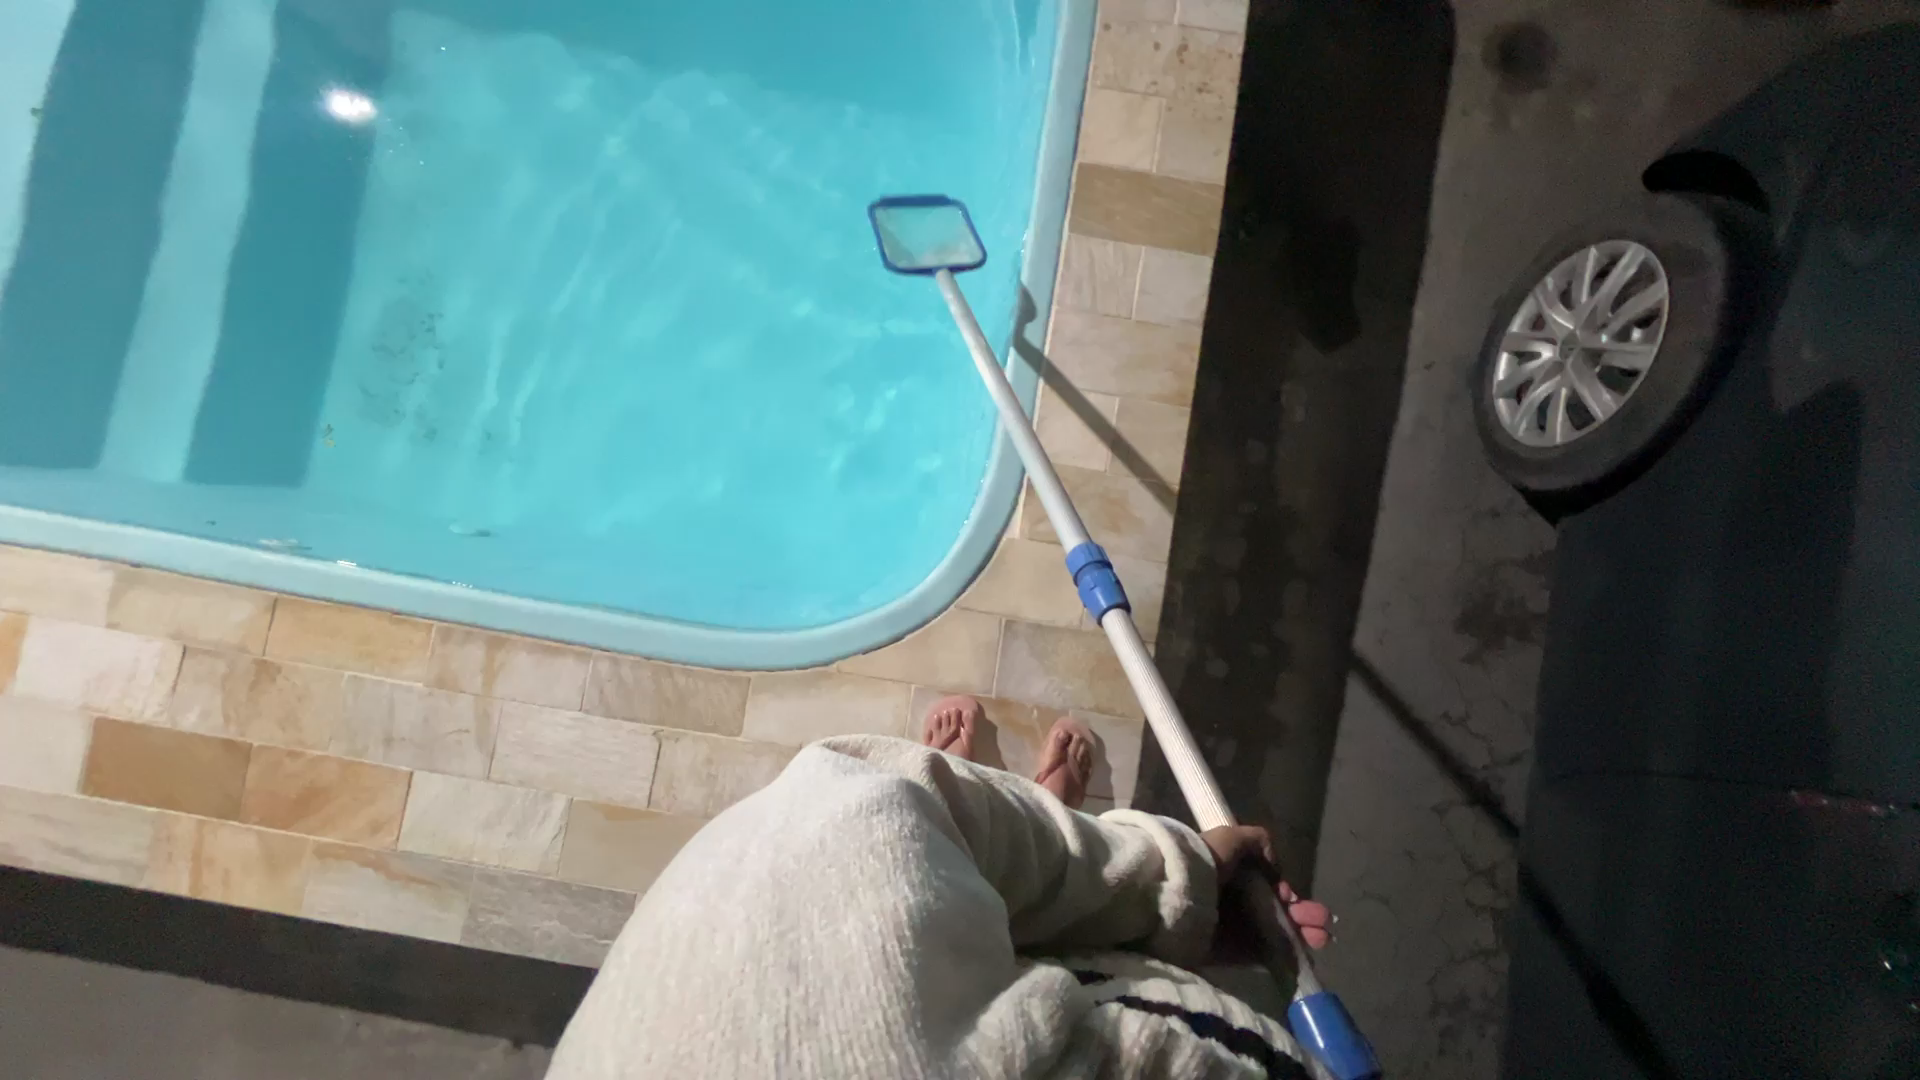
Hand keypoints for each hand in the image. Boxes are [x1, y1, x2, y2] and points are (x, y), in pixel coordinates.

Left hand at [1201, 825, 1332, 949]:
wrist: (1176, 891)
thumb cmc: (1206, 861)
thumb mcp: (1231, 838)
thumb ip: (1256, 842)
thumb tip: (1276, 868)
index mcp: (1233, 875)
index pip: (1267, 888)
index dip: (1287, 893)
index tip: (1294, 897)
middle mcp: (1234, 902)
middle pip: (1276, 913)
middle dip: (1304, 917)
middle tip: (1323, 924)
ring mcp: (1233, 929)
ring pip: (1276, 935)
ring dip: (1302, 937)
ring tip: (1321, 938)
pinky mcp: (1230, 953)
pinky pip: (1263, 957)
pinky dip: (1286, 958)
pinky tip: (1306, 957)